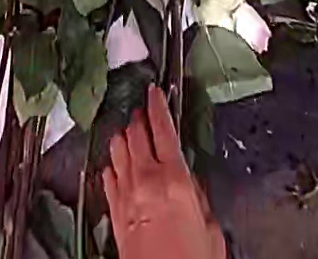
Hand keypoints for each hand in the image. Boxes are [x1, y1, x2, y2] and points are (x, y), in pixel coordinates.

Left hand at [101, 86, 224, 258]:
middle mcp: (146, 179)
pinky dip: (113, 165)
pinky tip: (118, 166)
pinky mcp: (113, 214)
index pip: (163, 128)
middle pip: (135, 132)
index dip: (157, 104)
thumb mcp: (210, 228)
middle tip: (144, 112)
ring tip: (131, 134)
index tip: (154, 90)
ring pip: (116, 148)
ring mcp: (125, 195)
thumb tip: (190, 180)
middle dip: (139, 118)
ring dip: (124, 137)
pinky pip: (107, 177)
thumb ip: (199, 197)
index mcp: (174, 178)